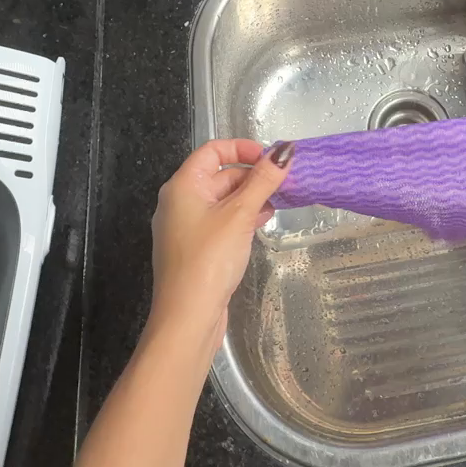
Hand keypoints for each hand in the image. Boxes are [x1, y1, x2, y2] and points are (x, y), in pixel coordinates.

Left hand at [150, 138, 292, 336]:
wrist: (187, 319)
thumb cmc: (209, 259)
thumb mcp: (240, 214)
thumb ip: (263, 180)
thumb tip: (285, 150)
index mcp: (183, 186)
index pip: (213, 150)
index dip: (242, 148)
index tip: (271, 157)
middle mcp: (180, 201)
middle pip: (220, 174)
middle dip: (252, 175)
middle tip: (283, 182)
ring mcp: (186, 226)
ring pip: (223, 199)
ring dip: (250, 197)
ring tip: (278, 203)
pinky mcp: (196, 248)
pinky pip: (221, 220)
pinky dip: (242, 216)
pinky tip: (262, 222)